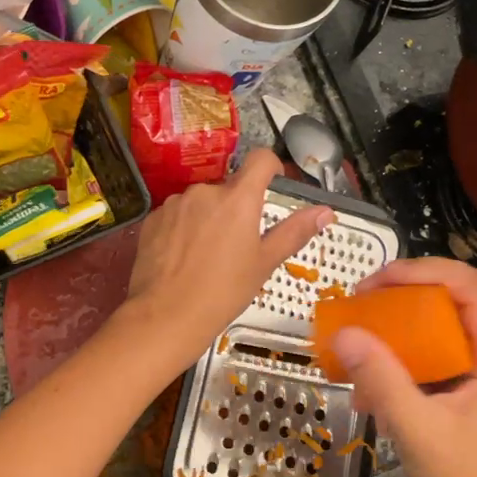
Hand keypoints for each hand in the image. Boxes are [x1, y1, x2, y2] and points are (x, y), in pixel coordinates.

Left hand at [122, 149, 331, 362]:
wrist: (165, 316)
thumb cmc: (223, 292)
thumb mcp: (264, 264)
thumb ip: (294, 232)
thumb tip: (325, 211)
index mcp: (238, 199)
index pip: (260, 160)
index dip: (270, 167)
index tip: (272, 185)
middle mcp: (205, 191)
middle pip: (228, 188)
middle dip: (235, 208)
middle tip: (236, 245)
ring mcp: (174, 203)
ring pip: (200, 202)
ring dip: (207, 218)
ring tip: (205, 256)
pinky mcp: (152, 219)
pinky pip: (175, 215)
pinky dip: (182, 229)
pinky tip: (181, 259)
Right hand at [327, 258, 476, 476]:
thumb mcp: (417, 430)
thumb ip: (382, 380)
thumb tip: (343, 333)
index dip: (430, 272)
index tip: (382, 282)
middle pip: (461, 294)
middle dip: (412, 286)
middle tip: (367, 296)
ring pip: (446, 316)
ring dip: (405, 312)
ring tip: (365, 320)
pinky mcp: (466, 384)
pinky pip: (435, 345)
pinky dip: (403, 344)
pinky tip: (372, 366)